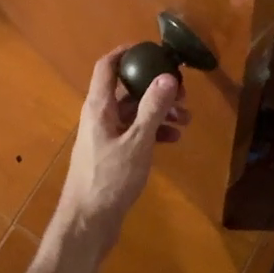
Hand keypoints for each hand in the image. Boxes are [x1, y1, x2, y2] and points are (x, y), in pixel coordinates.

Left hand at [49, 44, 189, 252]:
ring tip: (186, 120)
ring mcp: (104, 137)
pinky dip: (153, 131)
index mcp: (98, 107)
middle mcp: (98, 116)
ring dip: (158, 111)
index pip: (106, 66)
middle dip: (155, 87)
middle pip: (126, 90)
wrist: (87, 224)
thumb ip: (153, 108)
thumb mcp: (137, 142)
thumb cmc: (109, 179)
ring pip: (133, 113)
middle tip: (183, 92)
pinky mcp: (111, 156)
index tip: (151, 48)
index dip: (125, 52)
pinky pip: (134, 133)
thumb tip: (168, 76)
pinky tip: (173, 140)